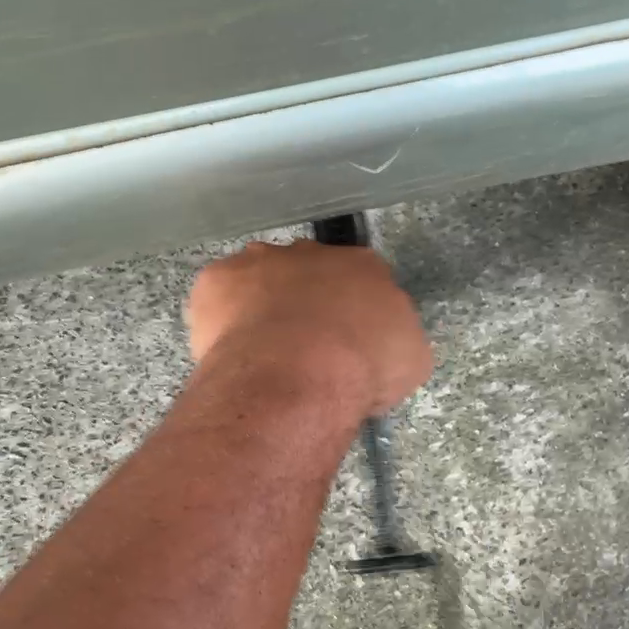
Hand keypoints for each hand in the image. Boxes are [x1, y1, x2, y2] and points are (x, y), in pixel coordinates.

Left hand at [184, 240, 432, 414]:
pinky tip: (234, 352)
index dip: (357, 314)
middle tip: (309, 350)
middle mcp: (312, 252)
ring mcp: (260, 261)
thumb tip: (385, 341)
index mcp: (365, 266)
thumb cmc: (362, 368)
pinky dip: (225, 321)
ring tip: (267, 356)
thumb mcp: (411, 360)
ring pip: (262, 280)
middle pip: (311, 274)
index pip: (364, 281)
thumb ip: (398, 337)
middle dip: (309, 304)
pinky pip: (221, 299)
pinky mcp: (217, 279)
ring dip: (265, 308)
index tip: (352, 344)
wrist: (296, 376)